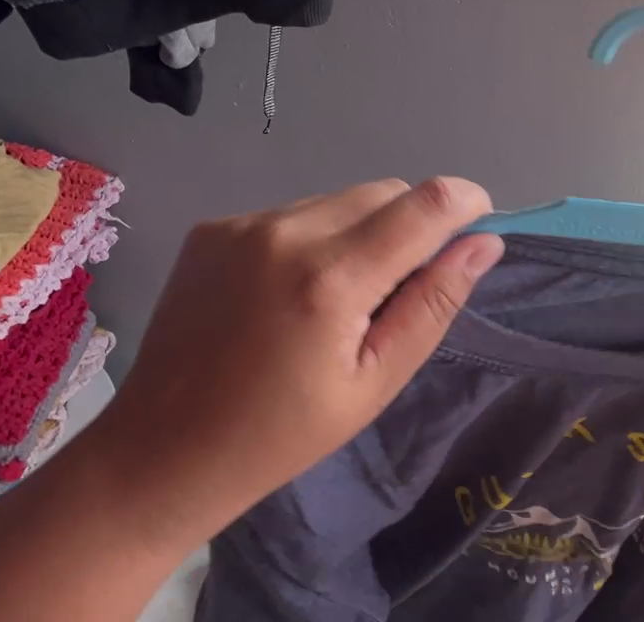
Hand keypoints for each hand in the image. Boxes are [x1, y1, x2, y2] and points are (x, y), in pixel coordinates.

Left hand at [88, 177, 504, 543]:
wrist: (159, 452)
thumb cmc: (280, 434)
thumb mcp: (374, 382)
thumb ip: (434, 303)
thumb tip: (484, 243)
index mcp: (331, 278)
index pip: (426, 202)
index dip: (466, 201)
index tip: (478, 224)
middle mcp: (286, 232)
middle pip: (385, 191)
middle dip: (412, 223)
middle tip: (399, 286)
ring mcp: (243, 224)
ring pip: (340, 199)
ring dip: (362, 230)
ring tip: (336, 295)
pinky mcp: (214, 226)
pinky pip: (295, 211)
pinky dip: (314, 237)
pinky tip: (288, 290)